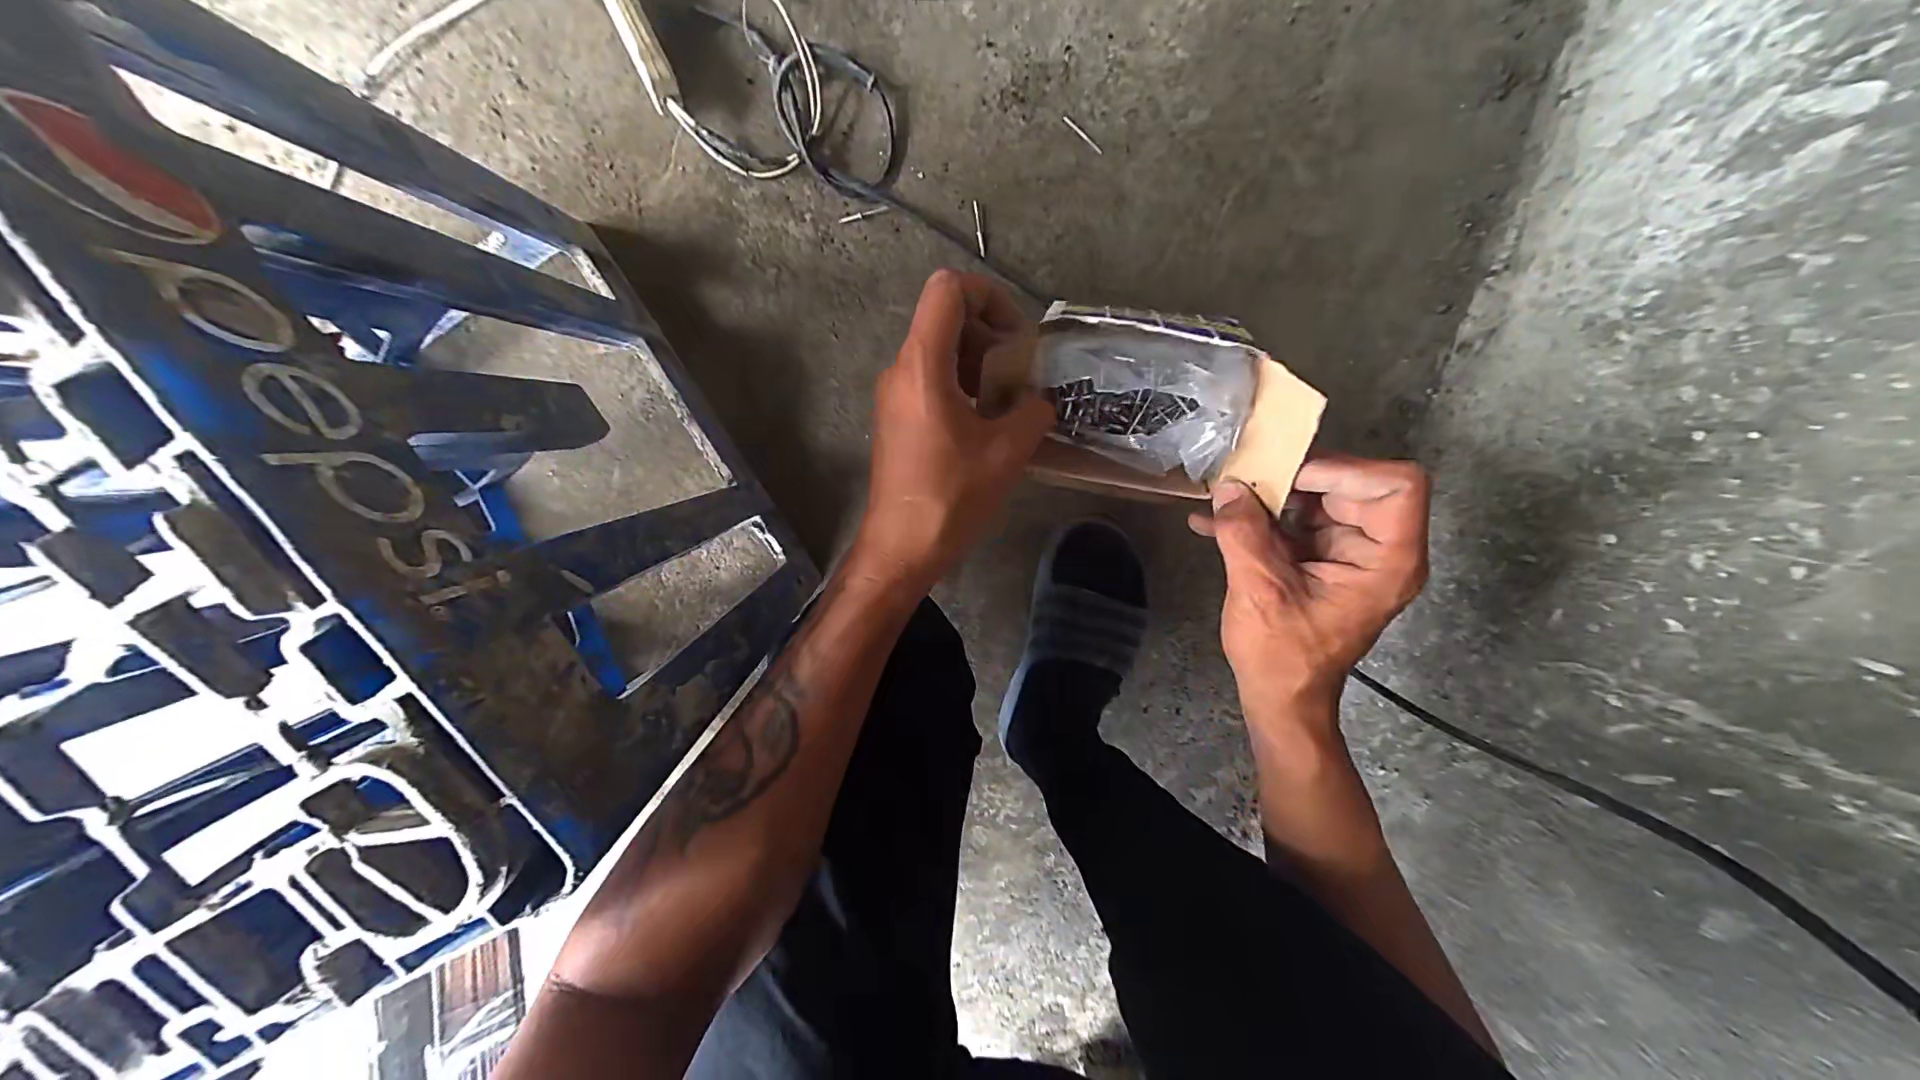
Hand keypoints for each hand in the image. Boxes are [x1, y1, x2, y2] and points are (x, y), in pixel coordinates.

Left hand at [849, 271, 1054, 593]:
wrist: (900, 548)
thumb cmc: (951, 498)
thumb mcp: (1007, 452)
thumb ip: (1032, 411)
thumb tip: (1037, 400)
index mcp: (923, 366)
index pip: (948, 289)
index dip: (989, 296)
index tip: (1017, 336)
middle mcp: (901, 370)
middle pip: (944, 317)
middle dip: (990, 333)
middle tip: (1020, 372)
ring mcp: (893, 394)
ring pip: (938, 349)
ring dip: (979, 362)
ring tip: (1008, 400)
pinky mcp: (895, 418)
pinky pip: (930, 379)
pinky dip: (962, 384)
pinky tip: (986, 421)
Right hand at [1190, 456, 1430, 724]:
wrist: (1279, 697)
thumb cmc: (1281, 656)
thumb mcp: (1259, 590)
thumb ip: (1243, 533)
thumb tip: (1227, 488)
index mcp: (1387, 561)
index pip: (1396, 485)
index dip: (1345, 470)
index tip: (1289, 478)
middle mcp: (1377, 550)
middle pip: (1351, 485)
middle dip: (1294, 481)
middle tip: (1246, 482)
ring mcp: (1347, 553)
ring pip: (1317, 498)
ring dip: (1268, 497)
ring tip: (1223, 500)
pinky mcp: (1319, 559)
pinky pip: (1295, 522)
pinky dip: (1258, 519)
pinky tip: (1214, 521)